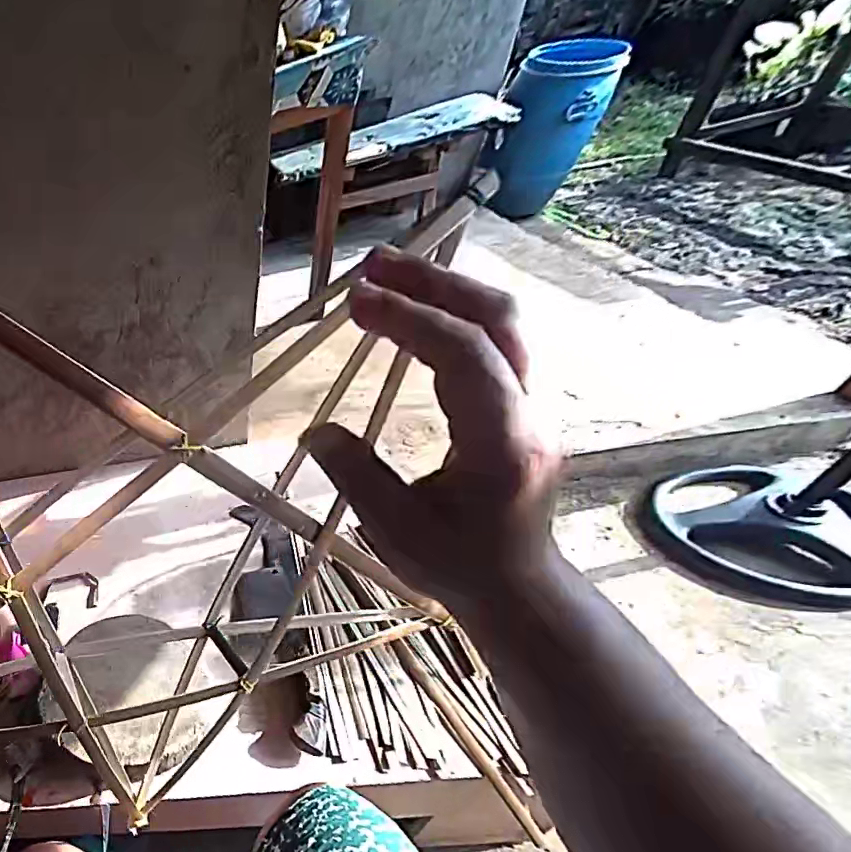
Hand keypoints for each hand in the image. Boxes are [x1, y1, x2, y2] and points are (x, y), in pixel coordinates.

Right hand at [308, 246, 562, 620]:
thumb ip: (355, 475)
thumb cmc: (458, 566)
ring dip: (446, 292)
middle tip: (375, 266)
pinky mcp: (522, 409)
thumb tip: (317, 431)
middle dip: (434, 284)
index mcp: (502, 443)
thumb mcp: (395, 531)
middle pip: (497, 319)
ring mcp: (533, 408)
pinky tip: (419, 315)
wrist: (517, 584)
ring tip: (389, 277)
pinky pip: (495, 345)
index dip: (410, 319)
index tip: (357, 301)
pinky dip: (454, 318)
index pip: (464, 355)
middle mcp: (528, 414)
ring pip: (503, 325)